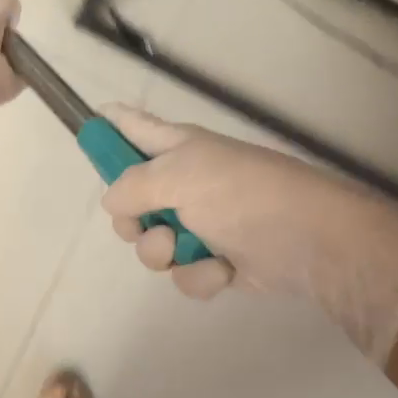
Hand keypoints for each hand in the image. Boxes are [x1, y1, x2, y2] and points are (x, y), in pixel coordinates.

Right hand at [99, 105, 397, 364]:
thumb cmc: (241, 193)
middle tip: (141, 224)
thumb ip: (131, 186)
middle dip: (130, 219)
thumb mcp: (177, 176)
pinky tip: (221, 271)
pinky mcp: (216, 261)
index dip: (107, 121)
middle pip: (130, 197)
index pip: (132, 123)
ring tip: (185, 248)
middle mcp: (183, 182)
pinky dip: (198, 275)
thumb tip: (113, 203)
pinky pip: (183, 272)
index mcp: (174, 147)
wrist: (310, 242)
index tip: (87, 128)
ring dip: (162, 251)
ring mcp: (200, 223)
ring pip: (152, 242)